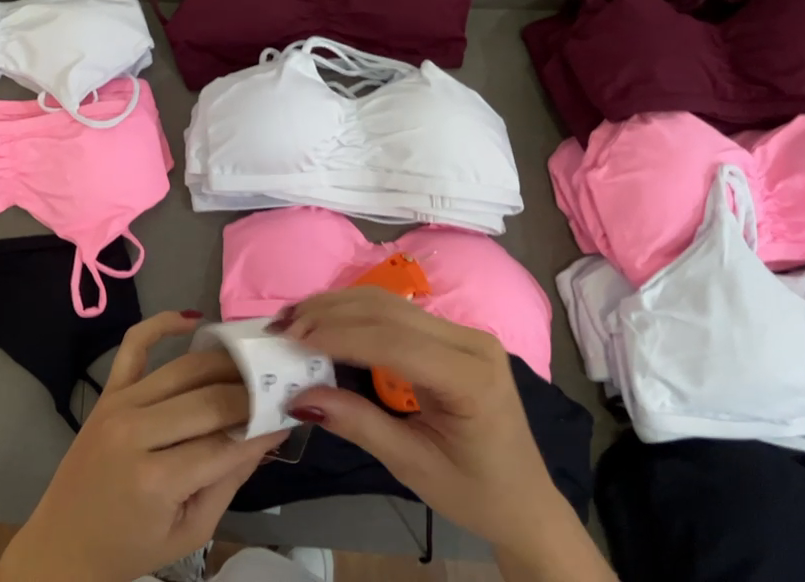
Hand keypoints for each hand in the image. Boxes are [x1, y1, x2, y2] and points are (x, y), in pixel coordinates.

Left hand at [0, 310, 285, 581]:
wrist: (66, 541)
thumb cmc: (132, 545)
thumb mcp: (191, 530)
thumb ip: (229, 479)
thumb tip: (269, 435)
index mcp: (156, 479)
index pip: (225, 442)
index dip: (262, 427)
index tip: (292, 413)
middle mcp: (135, 431)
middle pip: (208, 399)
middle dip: (250, 393)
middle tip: (279, 388)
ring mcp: (118, 404)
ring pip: (183, 369)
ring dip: (224, 363)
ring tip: (254, 364)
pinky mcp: (108, 392)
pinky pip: (134, 345)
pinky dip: (162, 323)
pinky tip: (195, 319)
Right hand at [278, 288, 614, 581]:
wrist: (524, 502)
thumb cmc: (474, 492)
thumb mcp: (413, 466)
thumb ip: (358, 424)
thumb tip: (298, 398)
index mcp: (470, 378)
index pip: (394, 341)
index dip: (338, 335)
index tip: (290, 340)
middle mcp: (472, 341)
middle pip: (388, 311)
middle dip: (329, 314)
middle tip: (280, 326)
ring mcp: (464, 332)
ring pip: (388, 302)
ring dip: (337, 306)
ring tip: (294, 319)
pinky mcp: (453, 334)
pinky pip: (397, 312)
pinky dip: (355, 313)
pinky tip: (324, 320)